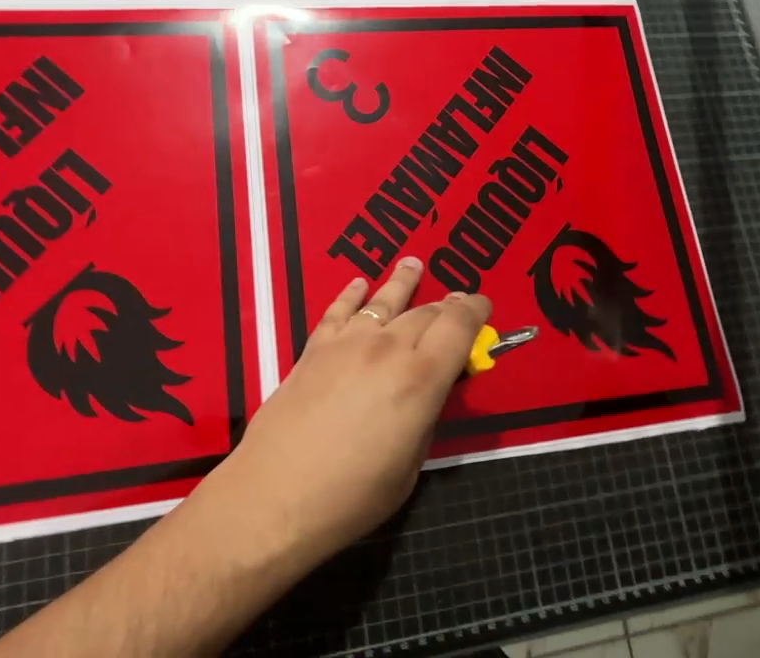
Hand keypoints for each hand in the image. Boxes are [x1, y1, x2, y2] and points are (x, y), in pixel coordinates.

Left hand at [191, 257, 490, 569]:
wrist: (275, 494)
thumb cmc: (352, 496)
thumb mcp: (410, 466)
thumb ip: (423, 418)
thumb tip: (427, 392)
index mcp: (421, 379)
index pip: (458, 326)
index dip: (476, 310)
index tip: (484, 305)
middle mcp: (387, 349)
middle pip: (425, 312)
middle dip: (446, 305)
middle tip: (456, 300)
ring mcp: (346, 344)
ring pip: (382, 301)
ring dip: (402, 281)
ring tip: (413, 263)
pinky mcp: (314, 349)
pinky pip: (338, 311)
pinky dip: (351, 294)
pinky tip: (359, 284)